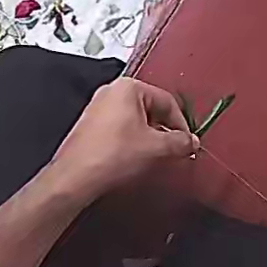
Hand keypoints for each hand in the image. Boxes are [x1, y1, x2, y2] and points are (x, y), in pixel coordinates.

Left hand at [47, 78, 197, 201]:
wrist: (75, 178)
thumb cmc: (111, 155)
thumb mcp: (156, 148)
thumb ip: (180, 142)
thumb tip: (191, 142)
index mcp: (128, 88)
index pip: (167, 102)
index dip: (181, 124)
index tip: (188, 142)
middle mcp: (112, 92)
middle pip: (152, 109)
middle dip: (166, 131)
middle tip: (175, 150)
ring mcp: (99, 107)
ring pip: (137, 119)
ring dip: (150, 137)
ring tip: (157, 156)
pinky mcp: (91, 125)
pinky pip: (122, 127)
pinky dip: (134, 140)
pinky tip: (136, 158)